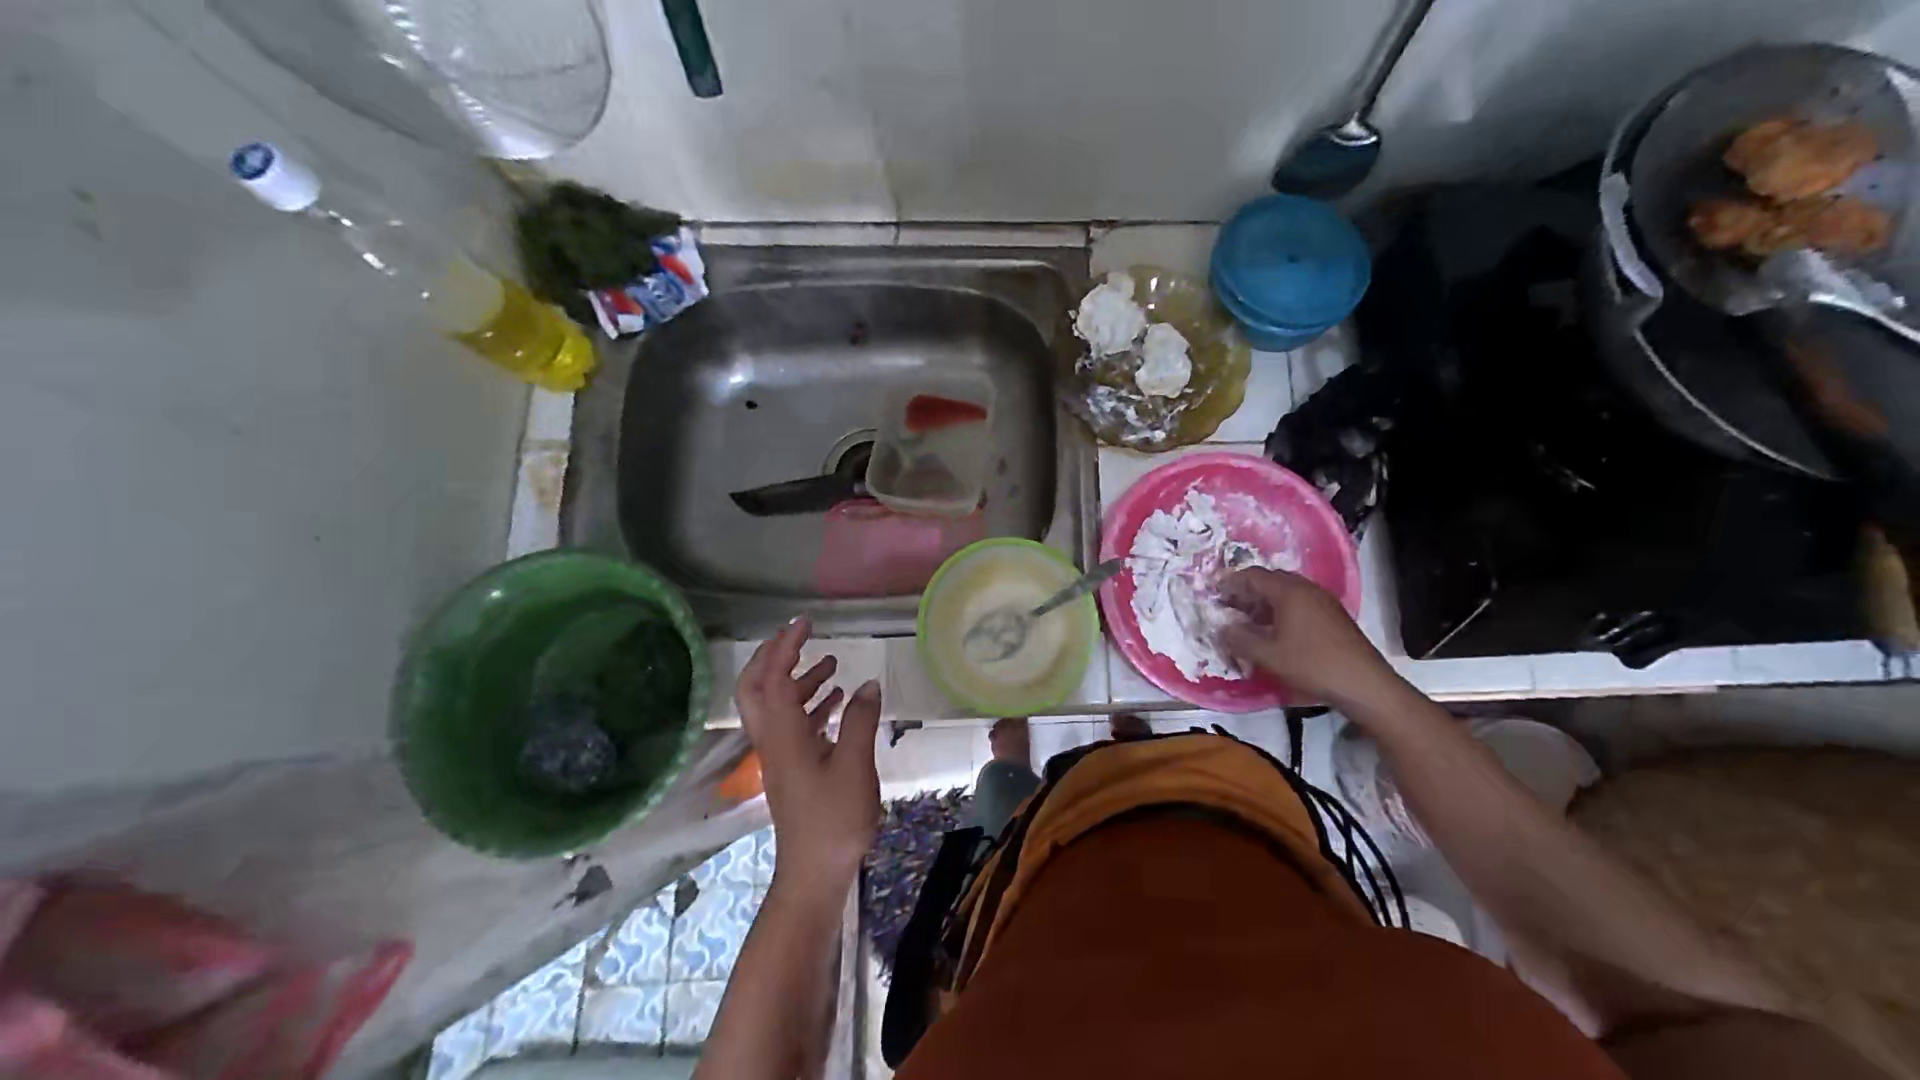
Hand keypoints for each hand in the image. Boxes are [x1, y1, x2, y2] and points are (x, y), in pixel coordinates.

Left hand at [736, 618, 882, 889]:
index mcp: (783, 734)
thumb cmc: (834, 818)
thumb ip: (860, 720)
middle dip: (774, 656)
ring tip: (831, 664)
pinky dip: (810, 704)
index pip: (774, 677)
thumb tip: (868, 683)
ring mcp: (781, 755)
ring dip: (797, 679)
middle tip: (801, 637)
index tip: (804, 622)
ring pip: (776, 705)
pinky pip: (794, 724)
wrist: (814, 871)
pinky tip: (837, 699)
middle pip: (757, 687)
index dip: (785, 646)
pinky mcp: (793, 768)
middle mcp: (773, 739)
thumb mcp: (854, 766)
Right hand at [1219, 568, 1397, 708]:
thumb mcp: (1267, 655)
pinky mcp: (1333, 615)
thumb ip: (1238, 639)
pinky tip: (1274, 631)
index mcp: (1288, 591)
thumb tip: (1221, 629)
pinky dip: (1281, 610)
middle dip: (1246, 592)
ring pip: (1285, 592)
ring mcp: (1323, 601)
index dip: (1230, 582)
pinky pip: (1299, 603)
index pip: (1252, 575)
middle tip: (1228, 606)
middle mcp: (1306, 589)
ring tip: (1247, 621)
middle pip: (1270, 580)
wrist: (1364, 684)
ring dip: (1263, 602)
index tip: (1213, 592)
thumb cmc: (1312, 665)